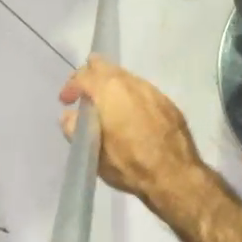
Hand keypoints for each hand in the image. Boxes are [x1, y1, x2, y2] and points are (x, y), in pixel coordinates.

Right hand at [60, 56, 205, 202]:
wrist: (175, 175)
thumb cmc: (129, 164)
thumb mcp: (93, 152)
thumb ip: (75, 129)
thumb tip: (69, 116)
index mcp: (109, 91)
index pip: (83, 76)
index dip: (70, 86)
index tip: (65, 101)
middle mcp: (131, 83)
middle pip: (105, 66)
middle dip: (90, 76)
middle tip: (84, 94)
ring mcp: (152, 91)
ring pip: (125, 77)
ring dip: (111, 87)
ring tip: (107, 108)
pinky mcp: (168, 103)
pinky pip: (142, 91)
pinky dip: (130, 97)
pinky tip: (131, 118)